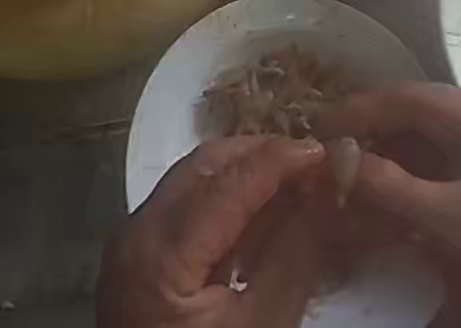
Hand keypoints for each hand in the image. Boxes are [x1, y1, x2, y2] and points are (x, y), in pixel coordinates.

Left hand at [99, 136, 334, 327]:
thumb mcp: (264, 325)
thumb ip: (294, 251)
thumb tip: (328, 190)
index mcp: (161, 251)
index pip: (226, 182)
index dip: (277, 160)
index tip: (323, 149)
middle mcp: (136, 228)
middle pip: (203, 166)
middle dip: (258, 155)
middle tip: (310, 161)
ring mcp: (133, 237)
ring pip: (193, 178)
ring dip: (242, 170)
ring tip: (293, 177)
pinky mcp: (139, 250)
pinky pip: (185, 204)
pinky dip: (224, 196)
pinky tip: (261, 205)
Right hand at [315, 83, 460, 327]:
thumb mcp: (452, 225)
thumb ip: (387, 186)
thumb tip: (330, 157)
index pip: (411, 98)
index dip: (360, 111)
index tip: (317, 129)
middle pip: (410, 118)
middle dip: (366, 140)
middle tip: (324, 158)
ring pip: (414, 145)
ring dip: (377, 164)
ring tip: (339, 183)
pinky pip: (429, 171)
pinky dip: (397, 186)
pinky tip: (370, 203)